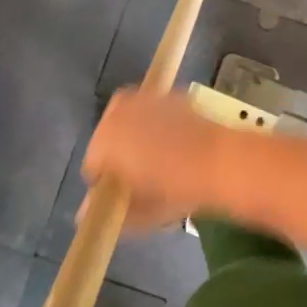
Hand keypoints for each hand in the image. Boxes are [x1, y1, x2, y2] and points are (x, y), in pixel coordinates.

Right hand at [82, 88, 228, 230]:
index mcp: (105, 142)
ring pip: (124, 116)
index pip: (91, 164)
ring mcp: (144, 98)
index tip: (119, 192)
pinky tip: (169, 138)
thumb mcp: (142, 212)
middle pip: (105, 134)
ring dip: (130, 132)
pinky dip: (151, 120)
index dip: (104, 181)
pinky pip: (148, 108)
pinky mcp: (167, 94)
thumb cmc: (176, 190)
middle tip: (134, 173)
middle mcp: (118, 113)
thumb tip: (87, 212)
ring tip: (149, 153)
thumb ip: (111, 211)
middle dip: (114, 151)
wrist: (219, 160)